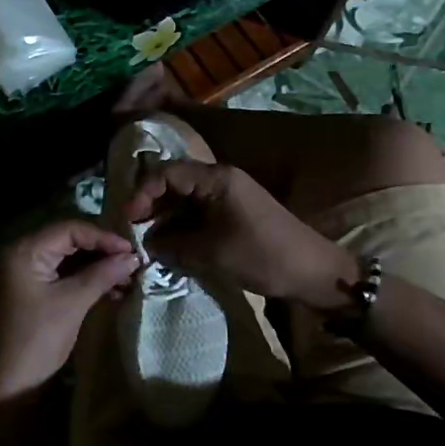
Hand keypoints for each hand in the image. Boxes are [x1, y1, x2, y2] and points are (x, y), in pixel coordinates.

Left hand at [0, 220, 140, 401]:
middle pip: (69, 239)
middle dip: (102, 249)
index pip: (69, 229)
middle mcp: (23, 253)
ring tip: (128, 277)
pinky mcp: (35, 288)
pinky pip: (64, 273)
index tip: (132, 249)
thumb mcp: (73, 303)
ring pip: (69, 257)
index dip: (102, 236)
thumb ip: (102, 275)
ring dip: (98, 265)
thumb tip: (133, 257)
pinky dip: (87, 278)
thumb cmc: (39, 339)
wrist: (12, 385)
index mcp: (25, 250)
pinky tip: (113, 289)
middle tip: (133, 260)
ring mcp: (28, 271)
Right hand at [124, 159, 358, 308]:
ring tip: (150, 241)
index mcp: (216, 178)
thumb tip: (147, 243)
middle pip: (174, 181)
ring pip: (185, 198)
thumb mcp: (212, 252)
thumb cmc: (262, 255)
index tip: (130, 218)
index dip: (143, 192)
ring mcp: (229, 194)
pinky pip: (199, 211)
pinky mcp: (234, 211)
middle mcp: (221, 178)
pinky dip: (182, 225)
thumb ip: (173, 244)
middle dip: (151, 204)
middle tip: (134, 228)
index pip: (167, 172)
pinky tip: (172, 245)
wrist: (314, 273)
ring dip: (166, 217)